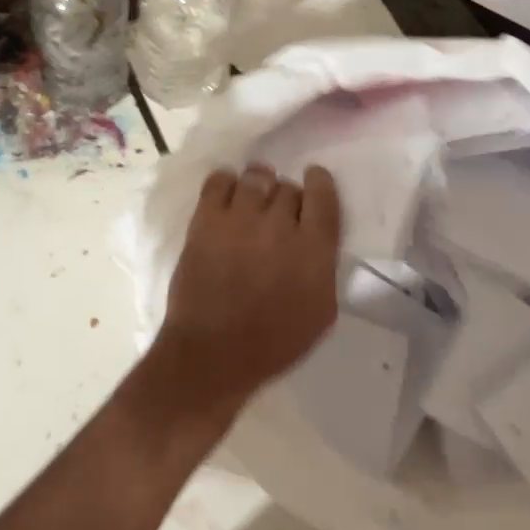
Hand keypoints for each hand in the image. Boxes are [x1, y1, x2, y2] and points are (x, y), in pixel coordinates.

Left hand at [153, 165, 341, 415]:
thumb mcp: (321, 311)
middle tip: (276, 214)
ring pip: (255, 178)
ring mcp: (240, 218)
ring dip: (257, 185)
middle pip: (287, 187)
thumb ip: (323, 267)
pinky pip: (218, 180)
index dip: (318, 182)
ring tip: (250, 199)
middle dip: (285, 197)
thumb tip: (316, 241)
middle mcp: (279, 224)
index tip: (313, 182)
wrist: (213, 351)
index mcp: (314, 249)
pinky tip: (225, 197)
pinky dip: (225, 182)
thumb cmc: (273, 342)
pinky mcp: (206, 218)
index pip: (323, 195)